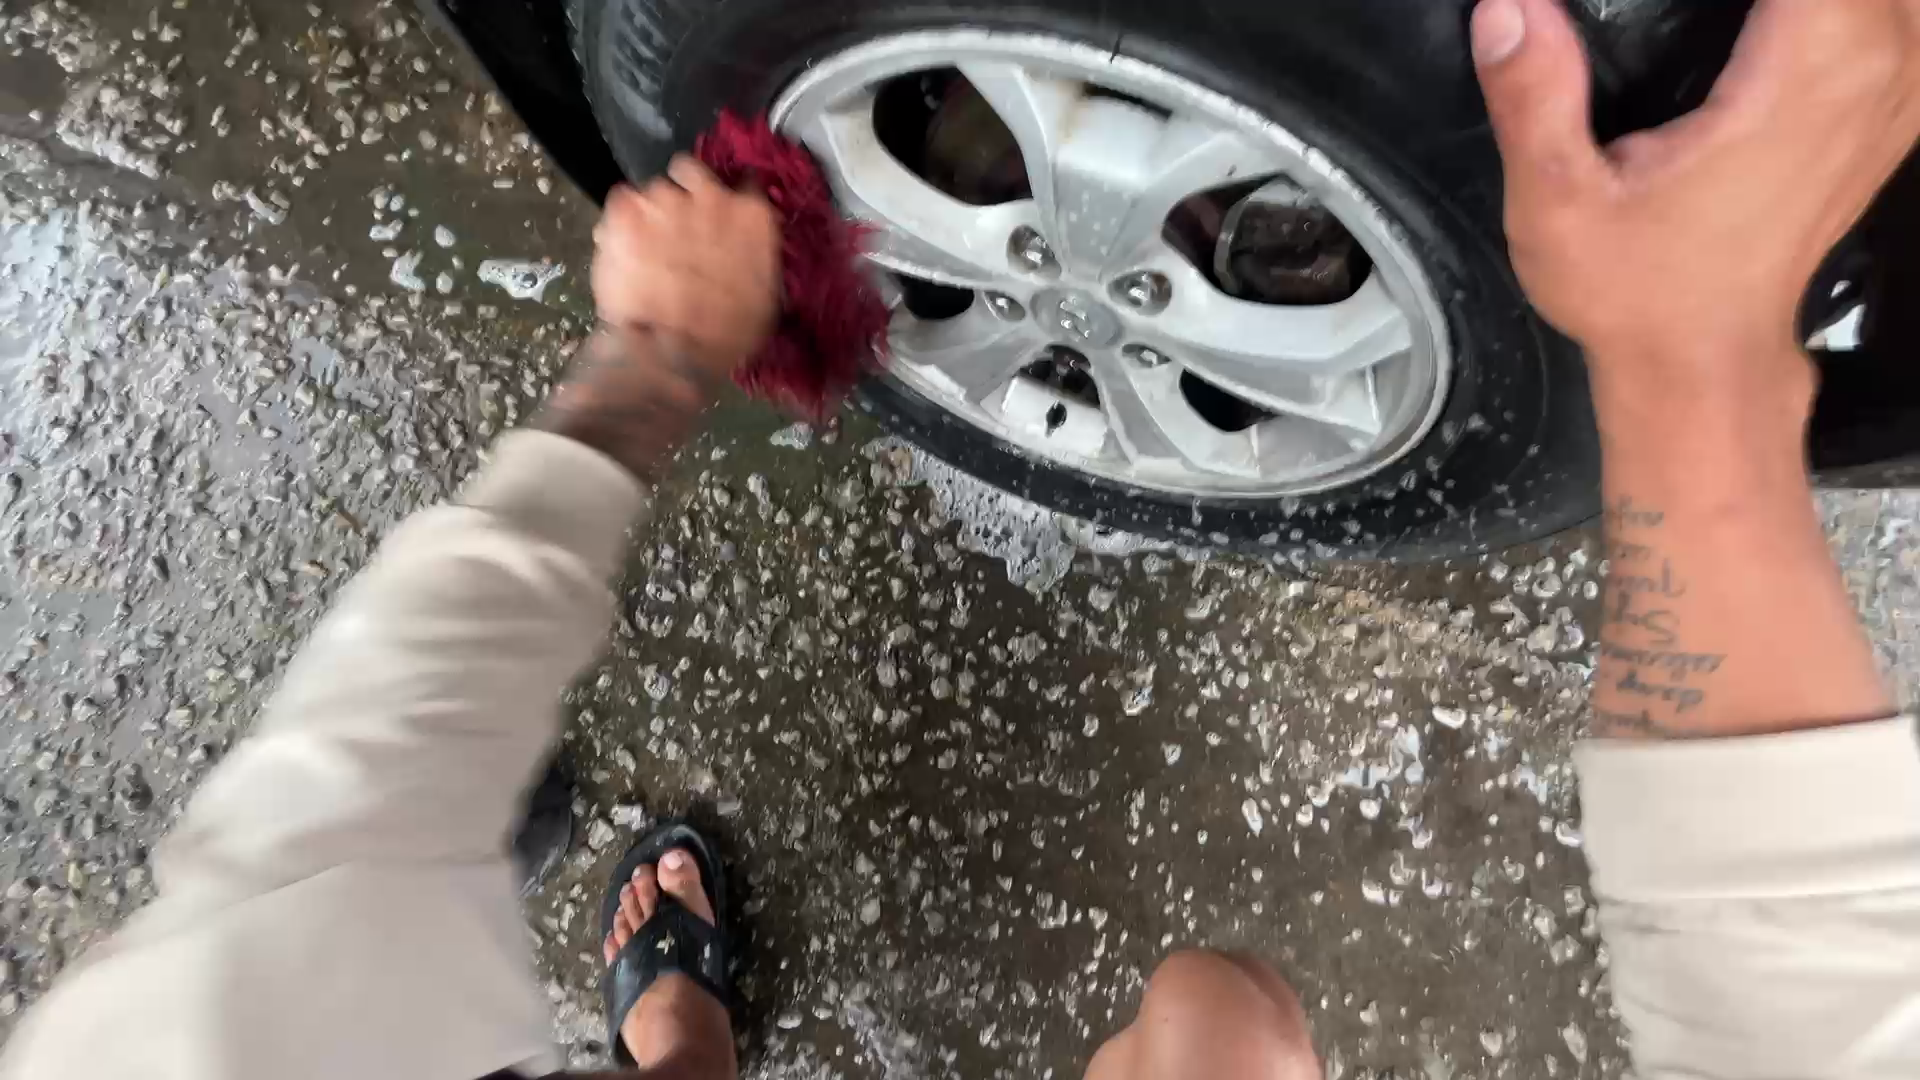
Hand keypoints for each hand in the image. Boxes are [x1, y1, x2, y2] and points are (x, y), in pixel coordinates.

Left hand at [592, 156, 781, 372]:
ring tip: (652, 252)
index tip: (725, 221)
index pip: (747, 189)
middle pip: (693, 173)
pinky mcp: (624, 209)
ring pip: (656, 192)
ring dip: (654, 214)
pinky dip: (624, 223)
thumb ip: (754, 256)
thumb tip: (745, 246)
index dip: (731, 205)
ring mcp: (664, 198)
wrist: (673, 351)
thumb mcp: (762, 298)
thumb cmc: (726, 335)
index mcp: (753, 217)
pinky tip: (629, 252)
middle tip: (681, 229)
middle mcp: (711, 195)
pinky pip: (623, 203)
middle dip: (685, 194)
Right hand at [1471, 0, 1919, 416]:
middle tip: (1670, 20)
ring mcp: (1903, 84)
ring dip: (1795, 1)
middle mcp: (1886, 57)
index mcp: (1807, 66)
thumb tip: (1505, 11)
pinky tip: (1767, 40)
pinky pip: (1892, 18)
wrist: (1693, 357)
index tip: (1642, 9)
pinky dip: (1834, 13)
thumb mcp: (1555, 201)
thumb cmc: (1627, 287)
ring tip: (1707, 29)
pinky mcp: (1892, 108)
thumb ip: (1534, 100)